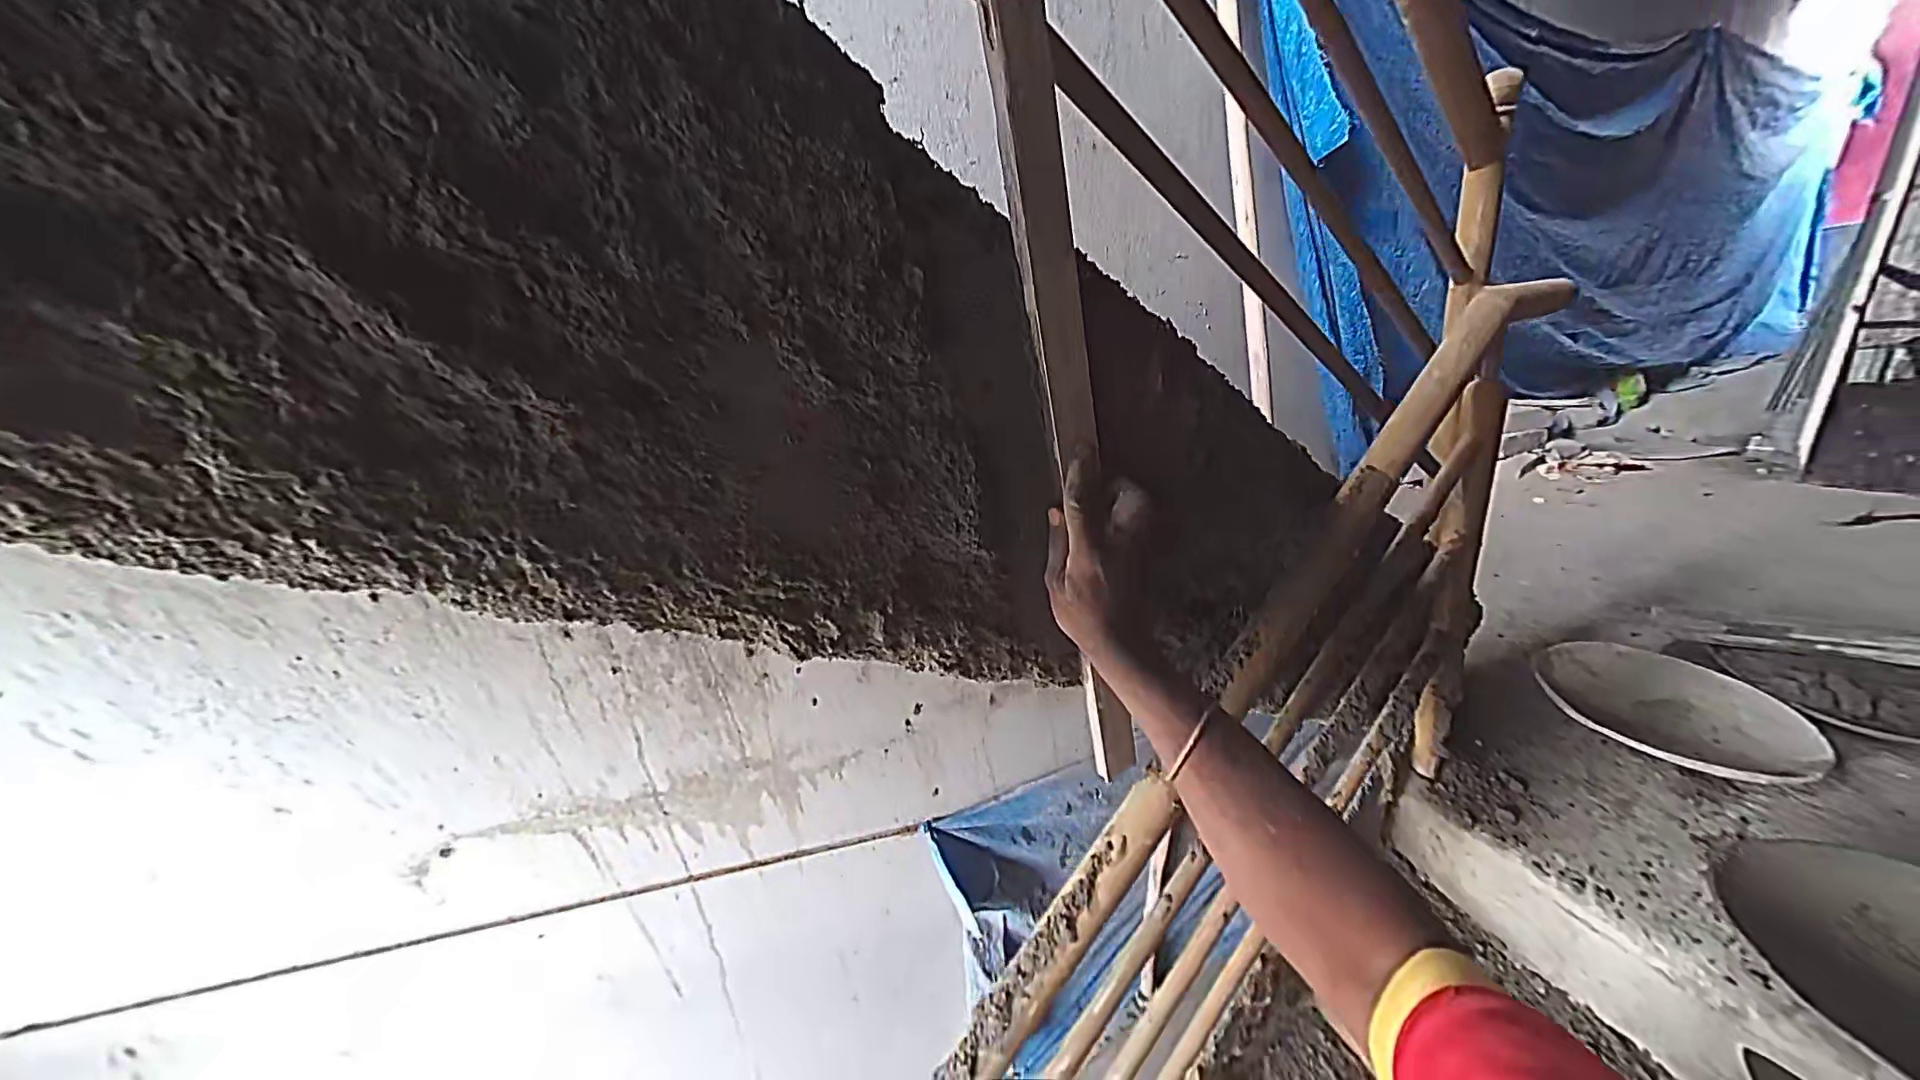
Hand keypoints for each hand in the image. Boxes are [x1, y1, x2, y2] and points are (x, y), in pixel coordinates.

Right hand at [1045, 452, 1150, 662]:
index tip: (1080, 450)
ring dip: (1123, 499)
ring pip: (1140, 506)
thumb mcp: (1055, 584)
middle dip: (1114, 484)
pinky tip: (1111, 530)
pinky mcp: (1149, 554)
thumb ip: (1058, 544)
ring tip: (1102, 511)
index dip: (1079, 474)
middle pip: (1129, 495)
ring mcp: (1139, 549)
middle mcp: (1119, 545)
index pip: (1082, 503)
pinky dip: (1127, 515)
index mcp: (1089, 553)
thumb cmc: (1082, 618)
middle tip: (1095, 491)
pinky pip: (1141, 521)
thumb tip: (1056, 511)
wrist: (1122, 643)